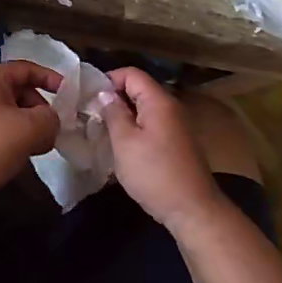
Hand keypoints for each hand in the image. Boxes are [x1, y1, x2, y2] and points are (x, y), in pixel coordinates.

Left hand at [0, 60, 61, 209]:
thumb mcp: (29, 128)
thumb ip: (50, 119)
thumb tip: (51, 123)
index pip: (26, 69)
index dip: (50, 77)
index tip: (68, 93)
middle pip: (20, 93)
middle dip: (40, 110)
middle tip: (53, 129)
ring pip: (11, 115)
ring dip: (29, 129)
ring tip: (39, 147)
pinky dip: (14, 141)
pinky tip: (19, 159)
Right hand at [102, 68, 229, 233]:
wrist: (192, 208)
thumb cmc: (154, 173)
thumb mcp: (125, 142)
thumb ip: (113, 113)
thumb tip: (105, 93)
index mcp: (159, 100)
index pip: (132, 74)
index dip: (109, 79)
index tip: (89, 97)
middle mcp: (171, 106)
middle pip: (139, 89)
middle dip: (115, 98)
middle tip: (91, 115)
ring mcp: (177, 125)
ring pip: (146, 109)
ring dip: (125, 116)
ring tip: (103, 131)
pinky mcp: (178, 142)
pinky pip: (153, 124)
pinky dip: (137, 129)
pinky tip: (124, 147)